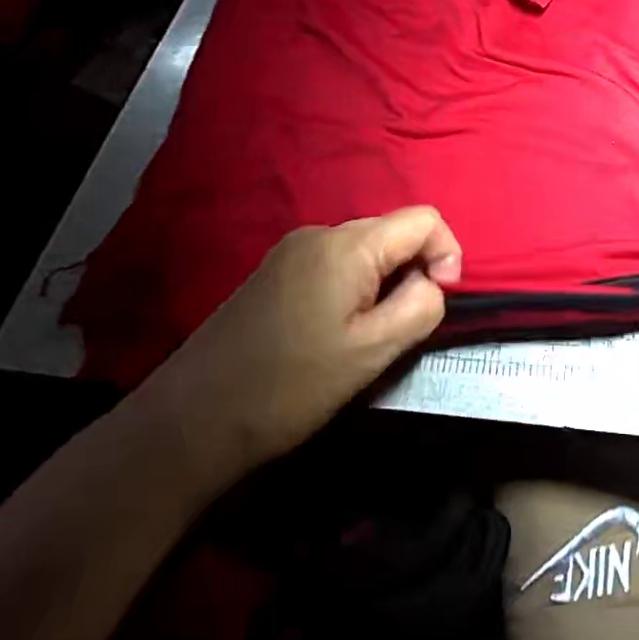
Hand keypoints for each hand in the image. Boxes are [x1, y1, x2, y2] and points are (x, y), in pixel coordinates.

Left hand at [130, 207, 461, 478]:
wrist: (191, 420)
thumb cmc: (291, 387)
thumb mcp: (372, 352)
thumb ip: (420, 306)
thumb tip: (433, 282)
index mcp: (346, 246)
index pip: (424, 219)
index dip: (446, 254)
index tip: (436, 300)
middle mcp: (318, 233)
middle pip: (393, 232)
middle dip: (413, 271)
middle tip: (397, 328)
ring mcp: (291, 249)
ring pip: (366, 249)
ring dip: (383, 282)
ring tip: (363, 334)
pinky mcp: (275, 270)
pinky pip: (336, 262)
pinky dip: (354, 286)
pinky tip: (333, 329)